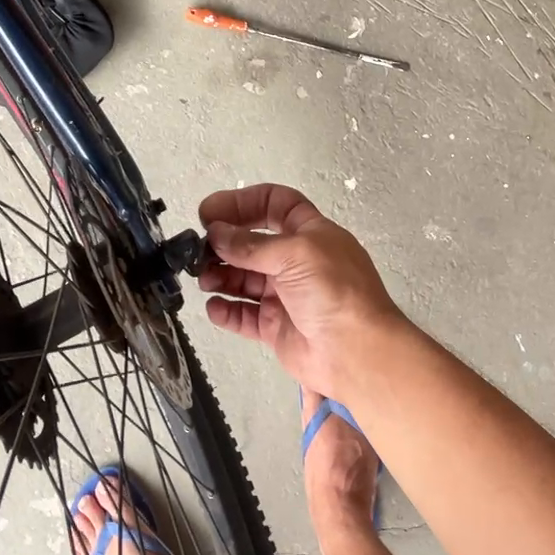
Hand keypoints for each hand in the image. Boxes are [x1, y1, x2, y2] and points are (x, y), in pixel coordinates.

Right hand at [196, 184, 407, 398]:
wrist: (355, 352)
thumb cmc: (333, 290)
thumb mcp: (295, 253)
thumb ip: (251, 245)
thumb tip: (216, 233)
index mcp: (309, 233)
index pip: (275, 204)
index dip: (243, 203)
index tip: (211, 211)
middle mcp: (296, 260)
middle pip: (253, 242)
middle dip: (225, 242)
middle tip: (198, 249)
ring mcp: (286, 294)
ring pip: (245, 278)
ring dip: (221, 275)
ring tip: (204, 277)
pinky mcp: (276, 326)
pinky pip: (244, 315)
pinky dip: (226, 310)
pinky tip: (213, 306)